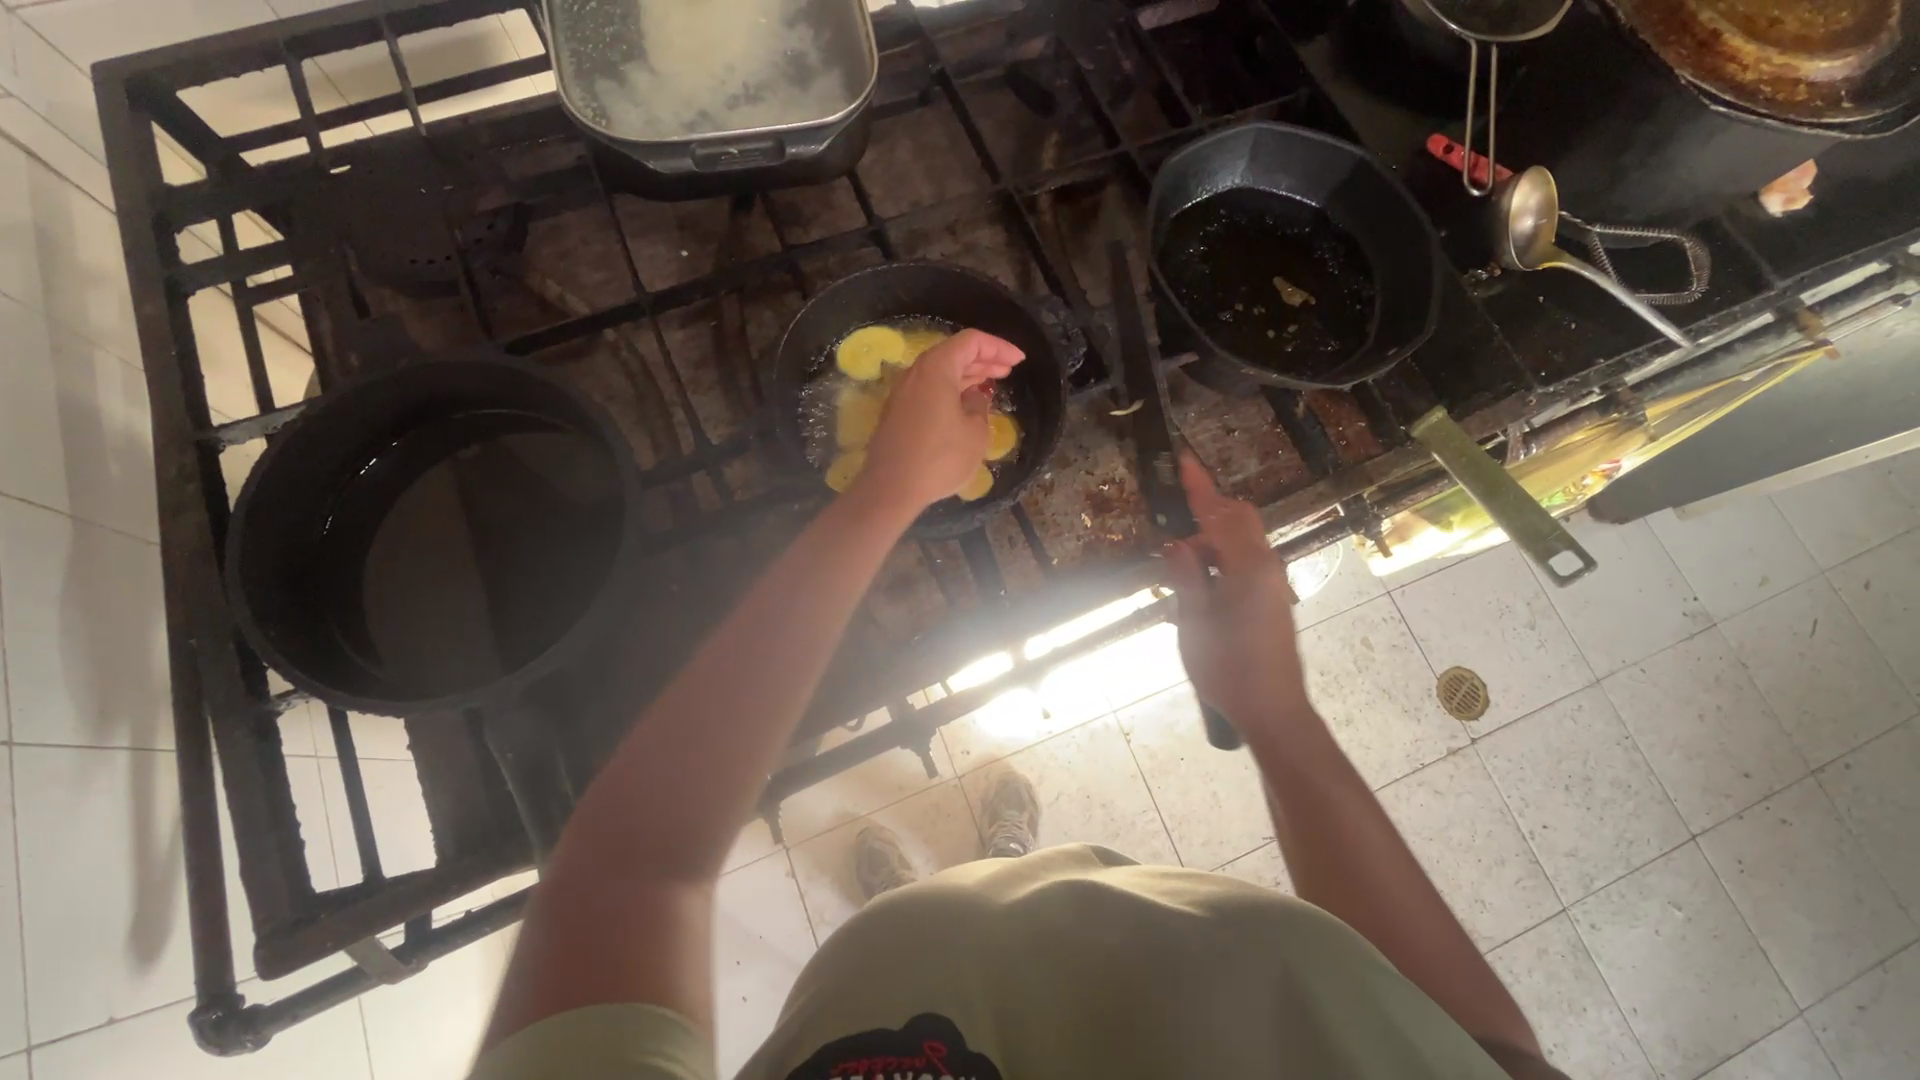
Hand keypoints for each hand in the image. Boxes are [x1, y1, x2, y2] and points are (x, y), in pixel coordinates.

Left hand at [853, 329, 1024, 510]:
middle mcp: (915, 373)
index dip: (998, 347)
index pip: (971, 342)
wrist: (892, 488)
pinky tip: (965, 404)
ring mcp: (903, 393)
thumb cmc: (940, 457)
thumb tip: (973, 397)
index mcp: (936, 368)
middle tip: (1008, 370)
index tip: (1019, 360)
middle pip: (953, 354)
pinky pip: (929, 390)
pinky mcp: (898, 413)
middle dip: (983, 359)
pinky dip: (951, 390)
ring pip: (940, 373)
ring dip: (967, 375)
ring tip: (991, 384)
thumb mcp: (975, 432)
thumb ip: (979, 406)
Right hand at [1162, 453, 1310, 729]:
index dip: (1200, 487)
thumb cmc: (1228, 670)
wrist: (1272, 710)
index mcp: (1248, 568)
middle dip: (1207, 514)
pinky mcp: (1272, 599)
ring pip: (1242, 541)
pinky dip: (1222, 559)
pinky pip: (1246, 562)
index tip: (1185, 460)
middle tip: (1174, 537)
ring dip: (1212, 542)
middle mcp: (1267, 568)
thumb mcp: (1193, 623)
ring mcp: (1273, 584)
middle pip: (1238, 520)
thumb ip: (1185, 578)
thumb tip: (1176, 545)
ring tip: (1181, 569)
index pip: (1220, 514)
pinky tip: (1200, 586)